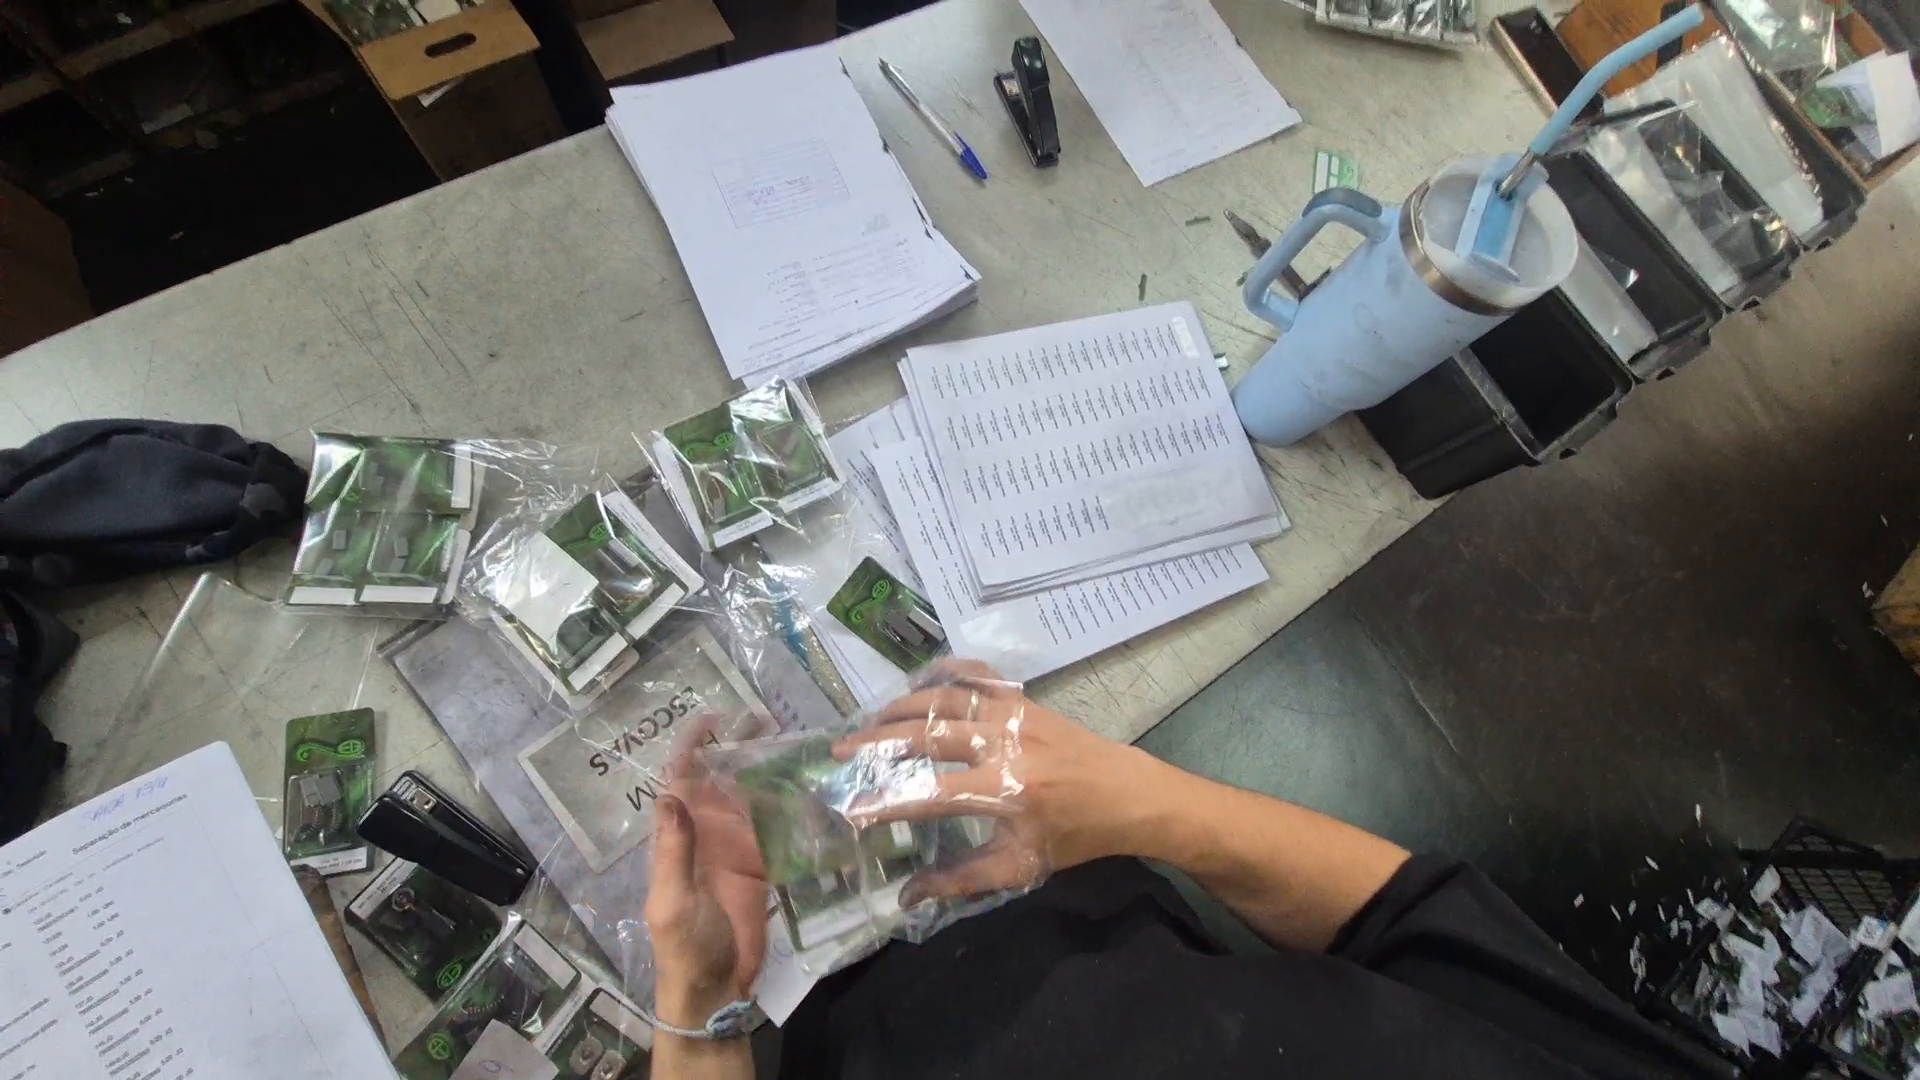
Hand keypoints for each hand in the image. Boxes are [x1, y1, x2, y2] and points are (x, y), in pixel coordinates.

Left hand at [645, 728, 769, 1029]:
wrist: (716, 986)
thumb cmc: (685, 945)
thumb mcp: (672, 901)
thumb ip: (674, 849)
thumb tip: (671, 792)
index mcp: (679, 832)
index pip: (680, 778)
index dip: (692, 746)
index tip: (715, 718)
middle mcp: (707, 827)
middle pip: (720, 774)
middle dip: (737, 743)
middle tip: (768, 718)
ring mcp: (737, 841)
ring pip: (750, 790)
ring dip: (766, 764)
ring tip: (794, 738)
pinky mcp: (762, 857)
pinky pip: (775, 818)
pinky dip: (789, 797)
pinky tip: (809, 779)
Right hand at [833, 659, 1168, 905]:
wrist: (1126, 792)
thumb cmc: (1075, 835)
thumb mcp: (1022, 866)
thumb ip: (962, 880)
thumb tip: (907, 895)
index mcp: (1006, 791)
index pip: (931, 795)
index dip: (886, 801)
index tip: (849, 807)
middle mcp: (1005, 744)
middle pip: (928, 735)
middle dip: (878, 743)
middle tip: (841, 751)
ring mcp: (1013, 713)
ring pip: (946, 699)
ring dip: (901, 707)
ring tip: (869, 723)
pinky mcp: (1022, 698)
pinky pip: (977, 674)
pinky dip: (945, 672)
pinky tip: (919, 683)